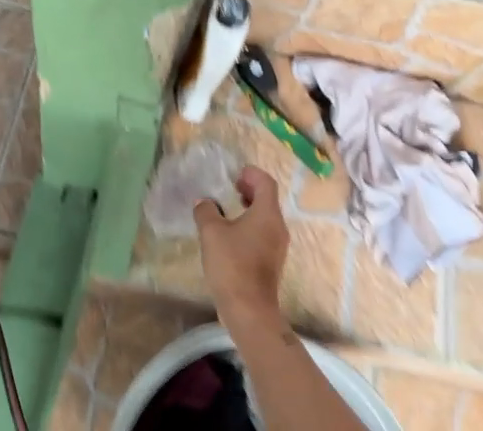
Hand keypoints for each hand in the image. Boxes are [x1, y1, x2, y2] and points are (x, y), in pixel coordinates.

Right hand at [193, 165, 289, 330]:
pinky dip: (251, 225)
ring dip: (251, 208)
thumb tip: (204, 202)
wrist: (249, 309)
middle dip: (251, 189)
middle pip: (268, 199)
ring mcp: (278, 246)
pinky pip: (264, 233)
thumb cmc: (232, 265)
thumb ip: (206, 212)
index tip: (235, 174)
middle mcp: (278, 227)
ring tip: (230, 210)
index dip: (252, 174)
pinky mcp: (272, 262)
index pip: (267, 183)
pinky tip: (232, 235)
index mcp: (267, 214)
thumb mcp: (212, 233)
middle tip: (232, 188)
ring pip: (267, 217)